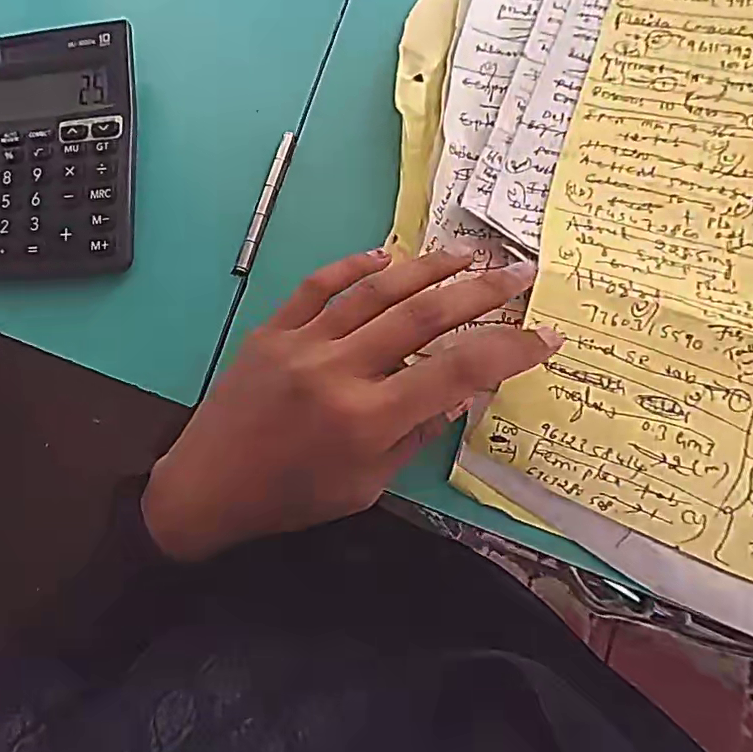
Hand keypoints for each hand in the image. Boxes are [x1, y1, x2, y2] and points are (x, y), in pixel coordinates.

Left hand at [142, 246, 563, 560]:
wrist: (207, 485)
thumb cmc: (290, 497)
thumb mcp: (364, 486)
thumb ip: (413, 435)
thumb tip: (457, 393)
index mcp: (367, 419)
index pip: (456, 373)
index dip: (509, 351)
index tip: (545, 334)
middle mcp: (338, 370)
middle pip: (423, 316)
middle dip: (481, 292)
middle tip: (520, 274)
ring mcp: (301, 342)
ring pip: (375, 291)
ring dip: (426, 267)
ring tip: (467, 254)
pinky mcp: (272, 329)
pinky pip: (318, 286)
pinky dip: (355, 266)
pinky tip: (386, 256)